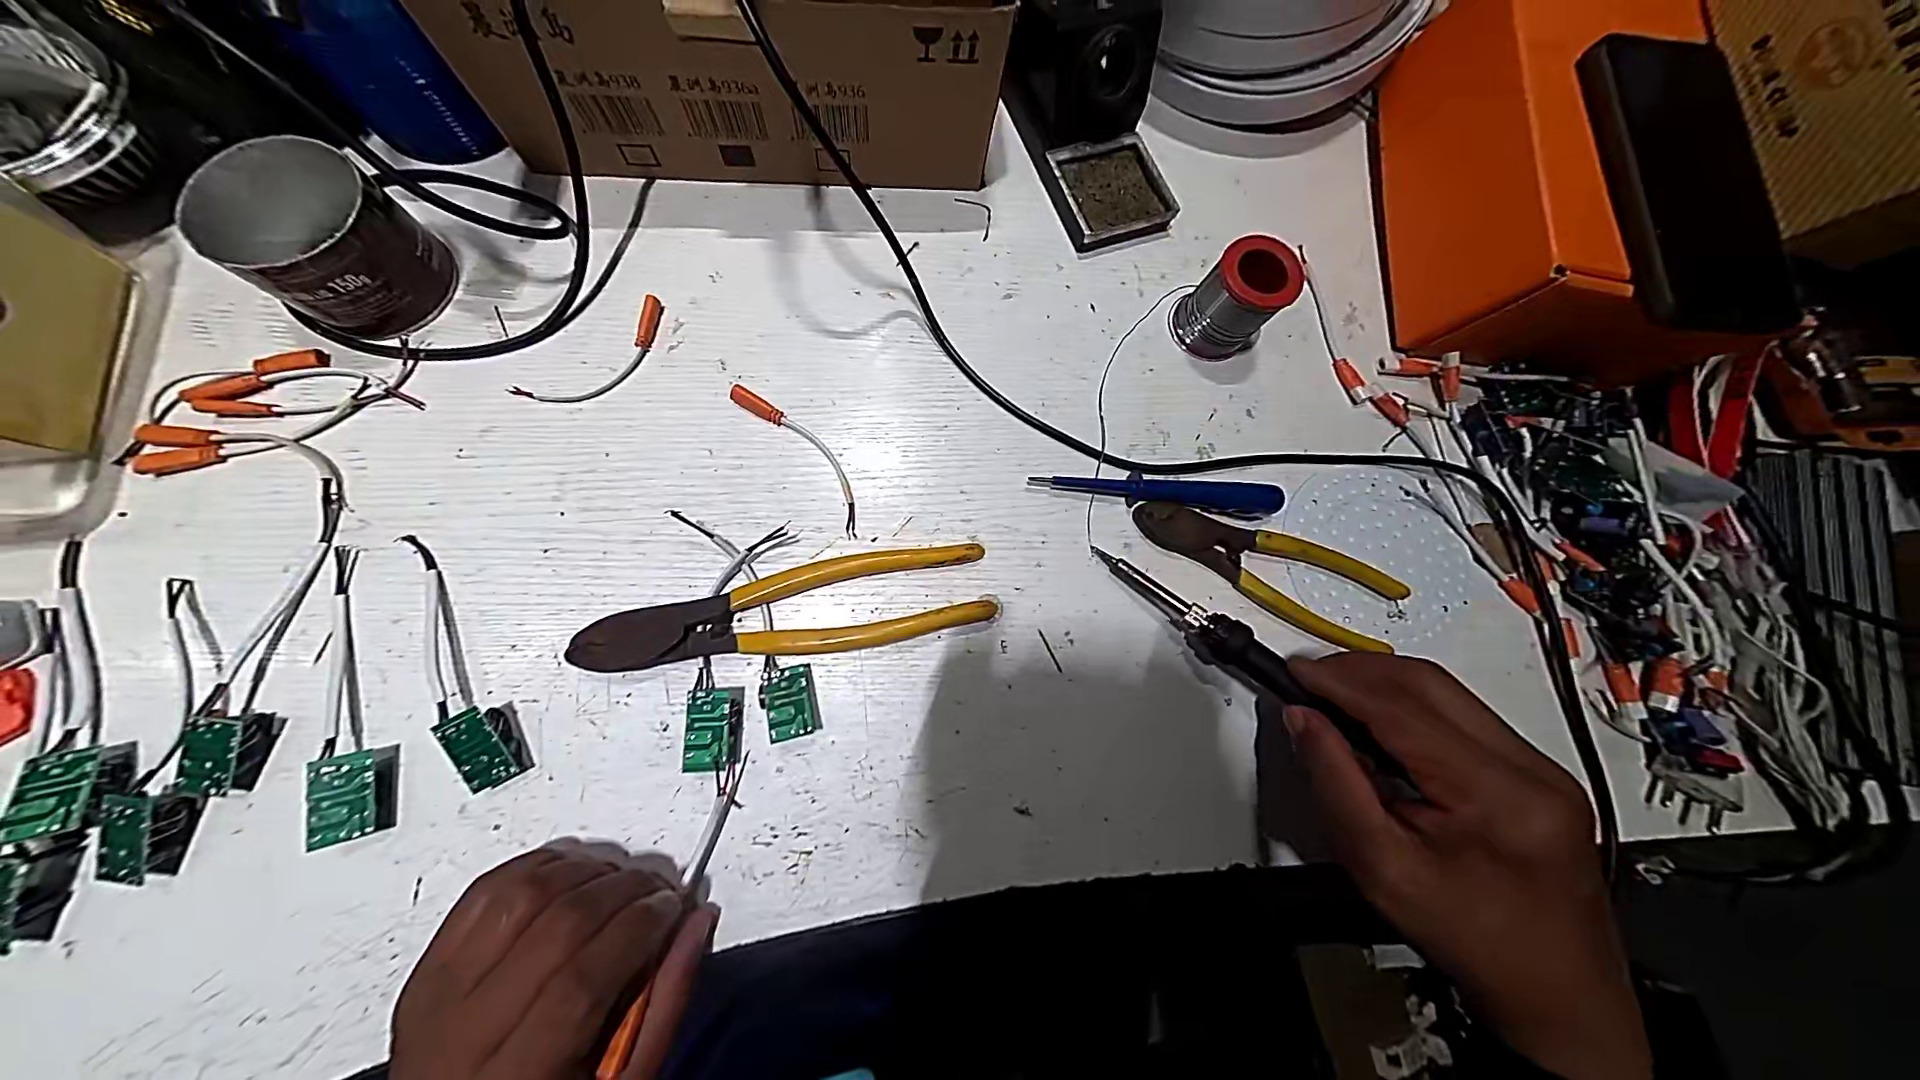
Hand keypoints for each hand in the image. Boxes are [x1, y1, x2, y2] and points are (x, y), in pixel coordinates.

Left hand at [391, 839, 719, 1079]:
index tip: (673, 907)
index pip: (581, 981)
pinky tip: (574, 872)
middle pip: (556, 926)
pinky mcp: (430, 964)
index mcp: (517, 1079)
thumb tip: (697, 920)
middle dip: (626, 889)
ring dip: (587, 868)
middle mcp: (462, 1037)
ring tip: (619, 880)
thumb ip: (664, 1004)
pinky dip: (541, 865)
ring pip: (522, 894)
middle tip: (658, 890)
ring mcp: (439, 993)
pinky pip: (488, 889)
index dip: (639, 927)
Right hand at [1285, 654, 1649, 1079]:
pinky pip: (1462, 712)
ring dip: (1382, 682)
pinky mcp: (1536, 773)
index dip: (1340, 683)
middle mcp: (1533, 771)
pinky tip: (1376, 719)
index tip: (1296, 672)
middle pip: (1429, 684)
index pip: (1402, 710)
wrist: (1554, 993)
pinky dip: (1408, 703)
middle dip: (1358, 670)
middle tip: (1308, 677)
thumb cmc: (1472, 939)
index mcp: (1500, 797)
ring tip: (1333, 694)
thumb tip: (1305, 720)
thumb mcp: (1379, 866)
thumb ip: (1335, 782)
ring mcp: (1541, 769)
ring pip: (1446, 690)